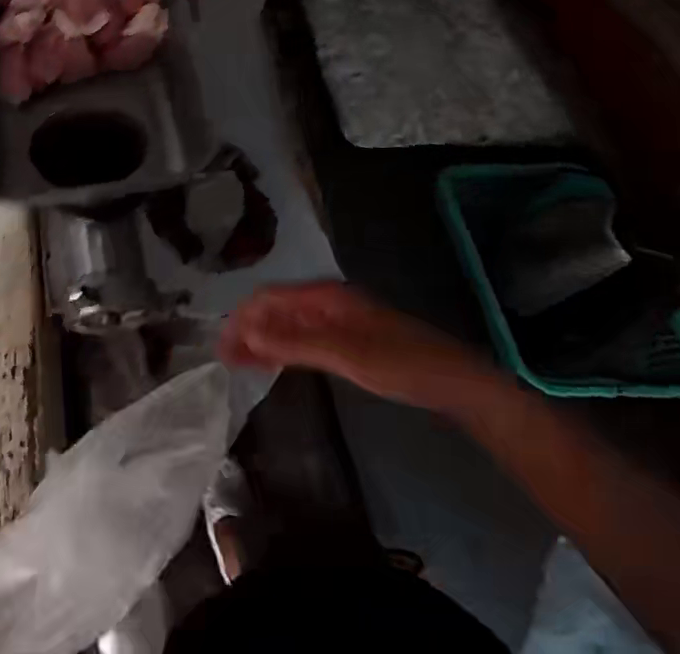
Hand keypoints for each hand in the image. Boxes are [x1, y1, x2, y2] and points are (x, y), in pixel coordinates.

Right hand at [219, 281, 501, 417]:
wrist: (457, 383)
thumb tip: (248, 333)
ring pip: (285, 325)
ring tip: (237, 362)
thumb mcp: (347, 355)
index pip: (269, 298)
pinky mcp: (344, 340)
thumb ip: (297, 343)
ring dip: (260, 340)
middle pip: (274, 310)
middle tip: (223, 357)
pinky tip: (268, 363)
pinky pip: (301, 339)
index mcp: (325, 297)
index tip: (222, 344)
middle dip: (246, 329)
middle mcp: (325, 303)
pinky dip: (280, 349)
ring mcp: (335, 321)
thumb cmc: (403, 363)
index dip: (242, 318)